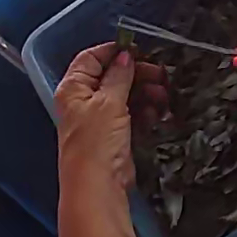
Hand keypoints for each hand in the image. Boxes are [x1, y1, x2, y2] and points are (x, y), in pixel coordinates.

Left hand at [53, 43, 164, 188]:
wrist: (98, 185)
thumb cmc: (96, 140)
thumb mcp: (108, 102)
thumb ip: (118, 76)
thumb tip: (124, 56)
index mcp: (73, 88)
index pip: (90, 58)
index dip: (114, 52)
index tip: (138, 51)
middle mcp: (83, 101)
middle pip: (111, 77)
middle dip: (137, 75)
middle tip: (160, 75)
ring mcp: (99, 119)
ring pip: (125, 96)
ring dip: (145, 93)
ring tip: (162, 96)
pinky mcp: (114, 135)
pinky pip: (131, 115)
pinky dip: (144, 112)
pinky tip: (157, 113)